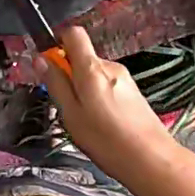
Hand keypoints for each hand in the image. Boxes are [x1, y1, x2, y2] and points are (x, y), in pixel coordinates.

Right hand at [41, 26, 182, 180]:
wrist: (153, 161)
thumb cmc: (108, 141)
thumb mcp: (71, 114)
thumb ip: (55, 83)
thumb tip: (41, 60)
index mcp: (91, 69)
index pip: (73, 33)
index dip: (57, 42)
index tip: (50, 64)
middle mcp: (110, 67)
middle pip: (82, 56)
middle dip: (69, 73)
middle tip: (65, 103)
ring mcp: (125, 79)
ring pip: (94, 73)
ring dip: (84, 89)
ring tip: (85, 118)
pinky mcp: (133, 92)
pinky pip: (107, 85)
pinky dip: (98, 97)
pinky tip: (101, 123)